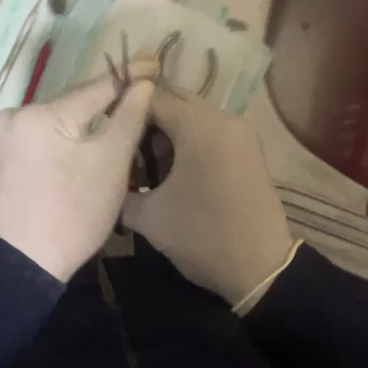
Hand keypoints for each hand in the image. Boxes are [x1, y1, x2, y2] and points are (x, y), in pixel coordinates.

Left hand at [0, 70, 153, 281]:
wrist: (27, 263)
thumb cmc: (75, 213)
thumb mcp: (111, 162)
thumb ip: (129, 116)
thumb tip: (144, 82)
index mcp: (41, 113)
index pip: (97, 88)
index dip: (129, 79)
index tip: (154, 66)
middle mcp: (17, 113)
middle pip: (77, 102)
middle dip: (109, 103)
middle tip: (144, 94)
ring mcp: (7, 133)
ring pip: (63, 117)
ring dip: (90, 120)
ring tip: (123, 116)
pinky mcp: (5, 152)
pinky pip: (48, 133)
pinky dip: (70, 135)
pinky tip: (90, 141)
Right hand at [121, 84, 294, 305]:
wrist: (262, 270)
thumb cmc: (202, 237)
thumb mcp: (150, 217)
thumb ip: (120, 189)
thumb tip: (106, 174)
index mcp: (199, 127)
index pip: (152, 98)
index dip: (125, 110)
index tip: (107, 130)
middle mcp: (223, 119)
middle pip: (175, 101)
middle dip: (147, 120)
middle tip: (125, 148)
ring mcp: (240, 132)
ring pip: (193, 115)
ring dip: (168, 133)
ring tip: (147, 168)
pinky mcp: (249, 148)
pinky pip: (211, 130)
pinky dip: (189, 141)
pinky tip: (173, 173)